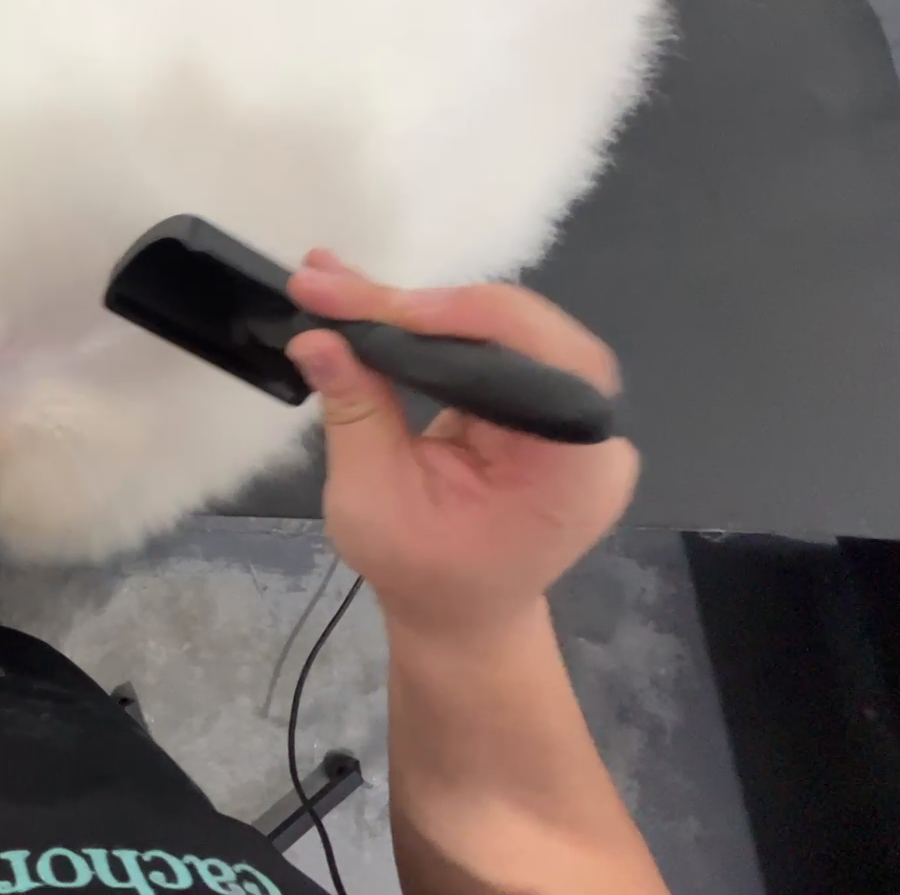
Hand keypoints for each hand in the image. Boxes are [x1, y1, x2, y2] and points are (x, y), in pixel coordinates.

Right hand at [283, 251, 637, 637]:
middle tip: (327, 285)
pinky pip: (479, 349)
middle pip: (512, 330)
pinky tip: (365, 305)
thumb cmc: (419, 574)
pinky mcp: (527, 406)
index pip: (531, 354)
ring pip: (492, 330)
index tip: (361, 305)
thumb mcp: (371, 498)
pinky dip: (419, 326)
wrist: (458, 613)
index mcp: (569, 462)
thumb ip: (354, 413)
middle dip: (413, 304)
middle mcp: (585, 426)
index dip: (451, 316)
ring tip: (334, 285)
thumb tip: (314, 338)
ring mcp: (561, 413)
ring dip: (408, 307)